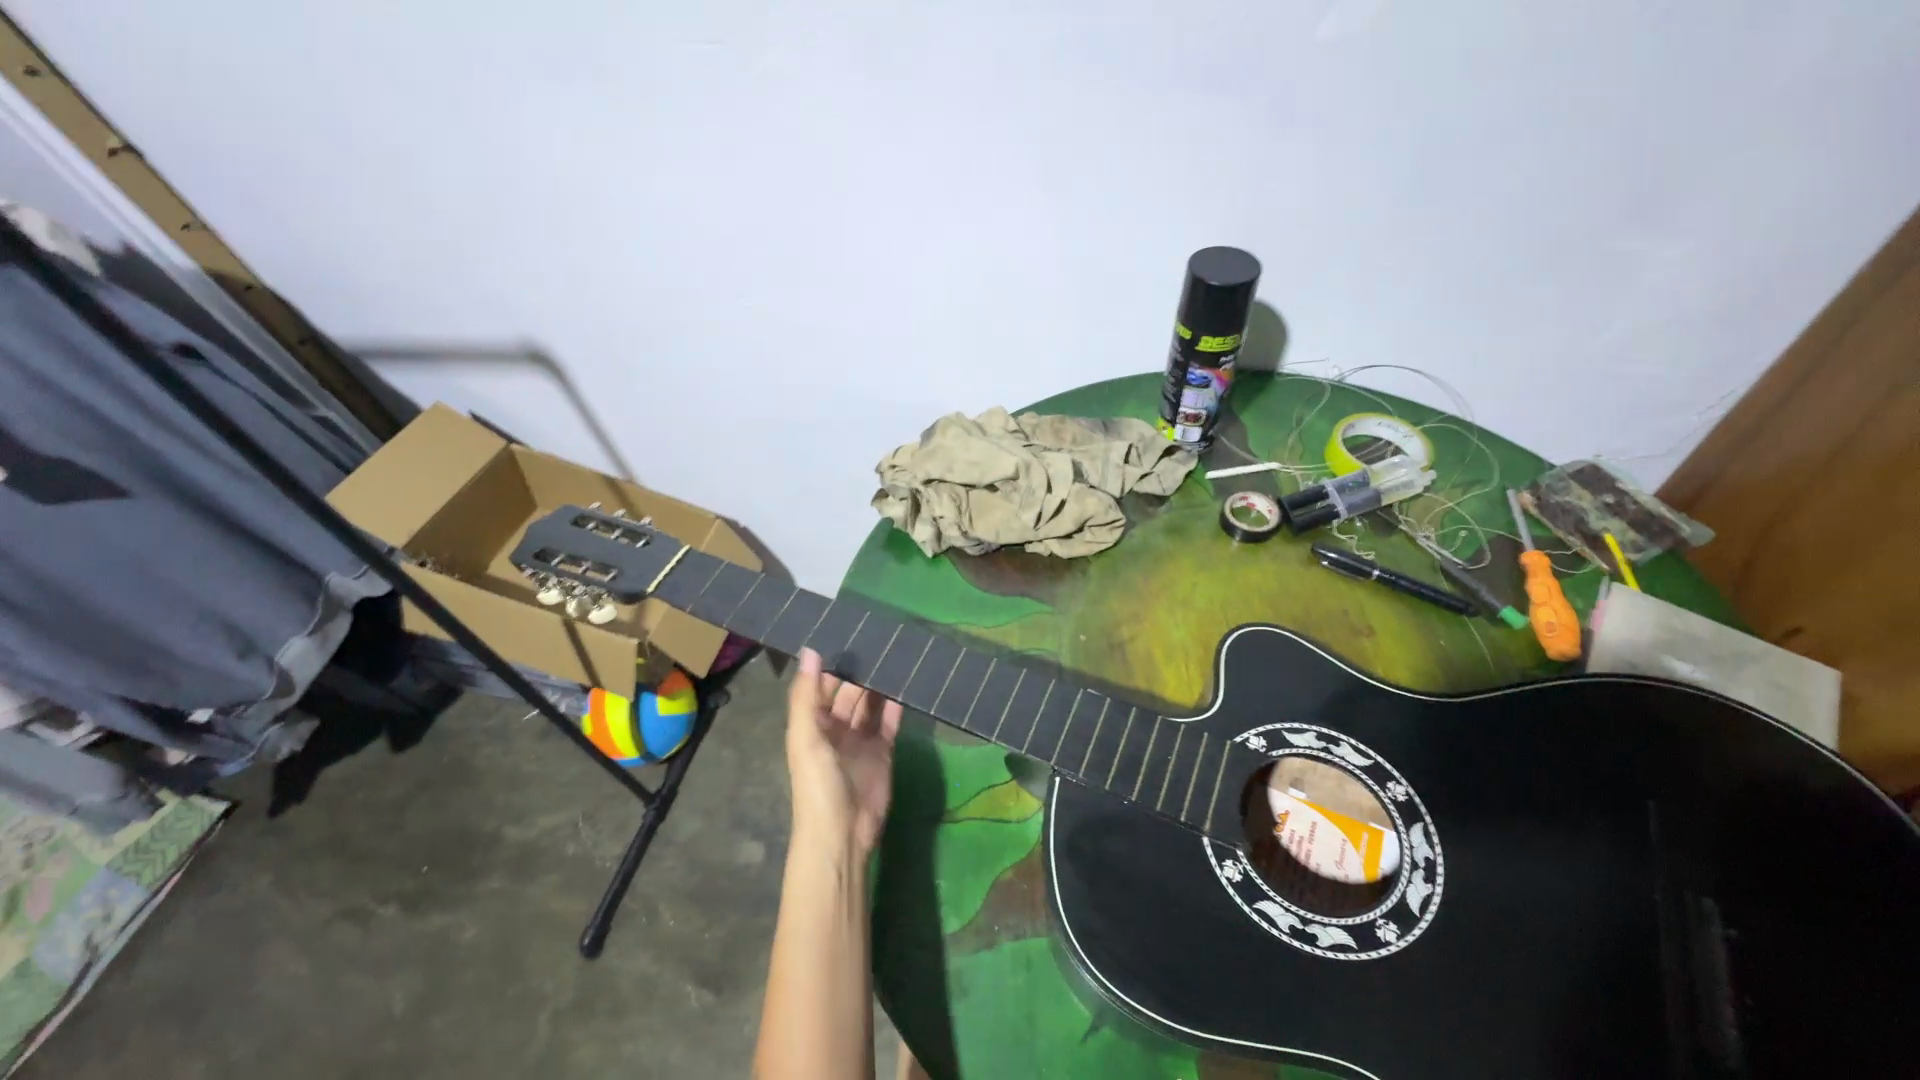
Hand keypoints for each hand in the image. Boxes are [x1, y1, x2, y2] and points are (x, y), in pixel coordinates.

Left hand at [786, 648, 903, 856]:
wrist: (842, 833)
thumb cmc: (817, 784)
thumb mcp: (805, 738)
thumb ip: (807, 695)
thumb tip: (810, 650)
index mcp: (811, 725)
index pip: (821, 686)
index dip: (830, 663)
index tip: (847, 632)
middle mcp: (835, 729)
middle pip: (848, 693)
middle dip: (860, 670)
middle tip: (879, 639)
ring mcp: (861, 741)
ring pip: (870, 705)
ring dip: (879, 685)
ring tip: (896, 655)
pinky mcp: (883, 753)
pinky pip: (889, 724)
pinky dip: (896, 707)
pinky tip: (906, 685)